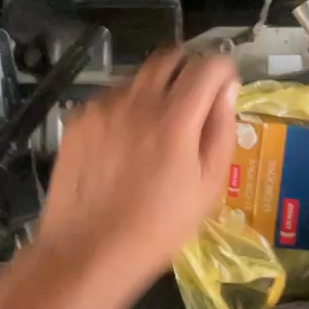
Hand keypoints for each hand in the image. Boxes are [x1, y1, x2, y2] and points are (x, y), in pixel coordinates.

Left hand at [36, 49, 238, 287]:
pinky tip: (125, 142)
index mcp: (176, 118)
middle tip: (195, 95)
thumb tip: (228, 90)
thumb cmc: (158, 227)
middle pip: (170, 57)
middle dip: (189, 67)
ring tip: (158, 124)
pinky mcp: (80, 119)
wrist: (87, 251)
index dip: (223, 69)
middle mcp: (139, 101)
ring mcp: (104, 107)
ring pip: (139, 76)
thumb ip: (222, 130)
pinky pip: (111, 98)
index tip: (226, 86)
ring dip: (156, 87)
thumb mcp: (208, 187)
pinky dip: (126, 107)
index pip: (208, 65)